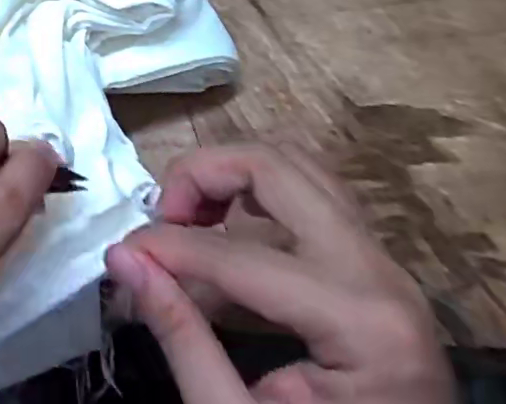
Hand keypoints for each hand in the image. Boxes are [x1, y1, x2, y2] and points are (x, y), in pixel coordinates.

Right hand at [107, 144, 455, 403]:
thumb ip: (182, 337)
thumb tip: (121, 258)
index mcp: (364, 326)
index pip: (235, 253)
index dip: (162, 247)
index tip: (121, 256)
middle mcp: (383, 278)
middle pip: (274, 168)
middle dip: (199, 175)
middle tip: (160, 217)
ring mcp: (385, 268)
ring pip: (294, 166)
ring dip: (228, 176)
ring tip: (187, 217)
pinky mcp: (374, 270)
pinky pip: (308, 194)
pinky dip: (252, 192)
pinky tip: (221, 231)